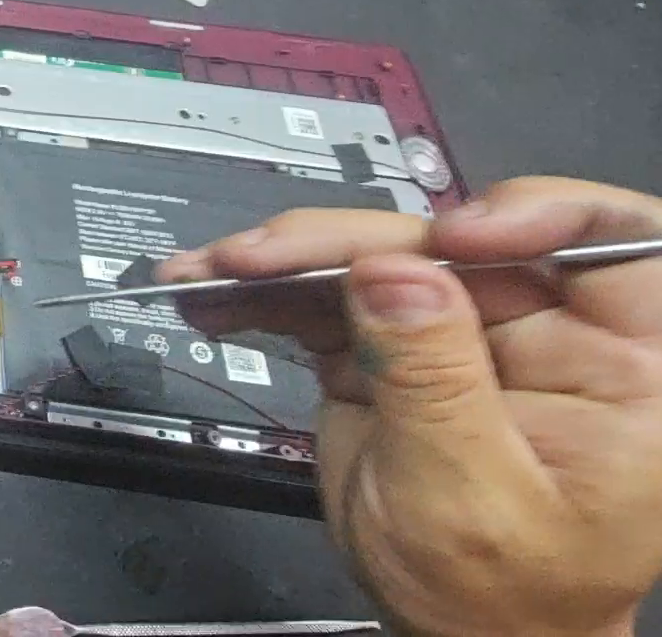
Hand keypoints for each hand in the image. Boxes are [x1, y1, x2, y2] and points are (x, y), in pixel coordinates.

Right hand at [156, 178, 661, 636]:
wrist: (437, 619)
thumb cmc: (494, 588)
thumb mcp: (470, 491)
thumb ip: (434, 381)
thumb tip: (394, 274)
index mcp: (613, 370)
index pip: (618, 252)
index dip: (544, 218)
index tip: (451, 236)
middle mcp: (528, 333)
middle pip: (435, 245)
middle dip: (331, 243)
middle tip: (244, 260)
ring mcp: (439, 331)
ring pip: (355, 259)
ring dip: (267, 263)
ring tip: (198, 276)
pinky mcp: (369, 340)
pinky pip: (305, 297)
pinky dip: (246, 295)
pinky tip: (203, 300)